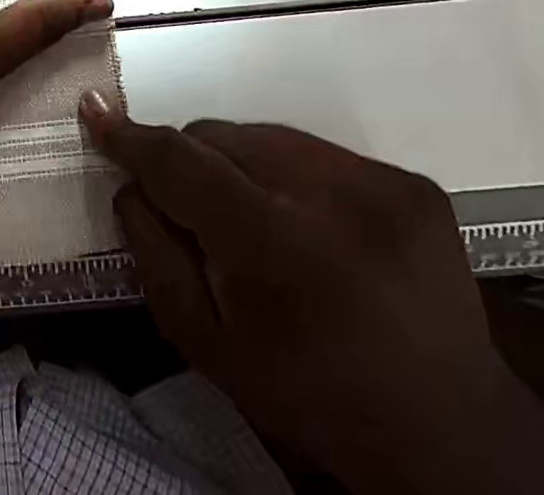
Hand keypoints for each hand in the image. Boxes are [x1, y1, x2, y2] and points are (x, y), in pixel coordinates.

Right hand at [79, 97, 543, 491]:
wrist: (448, 431)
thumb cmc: (308, 396)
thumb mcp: (203, 341)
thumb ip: (153, 252)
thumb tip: (130, 185)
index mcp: (280, 247)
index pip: (184, 163)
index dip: (132, 137)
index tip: (94, 112)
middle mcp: (338, 197)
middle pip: (222, 135)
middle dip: (188, 160)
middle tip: (184, 205)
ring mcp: (384, 182)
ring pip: (263, 132)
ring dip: (235, 162)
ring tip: (243, 213)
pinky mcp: (410, 180)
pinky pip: (311, 148)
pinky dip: (282, 170)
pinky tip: (294, 216)